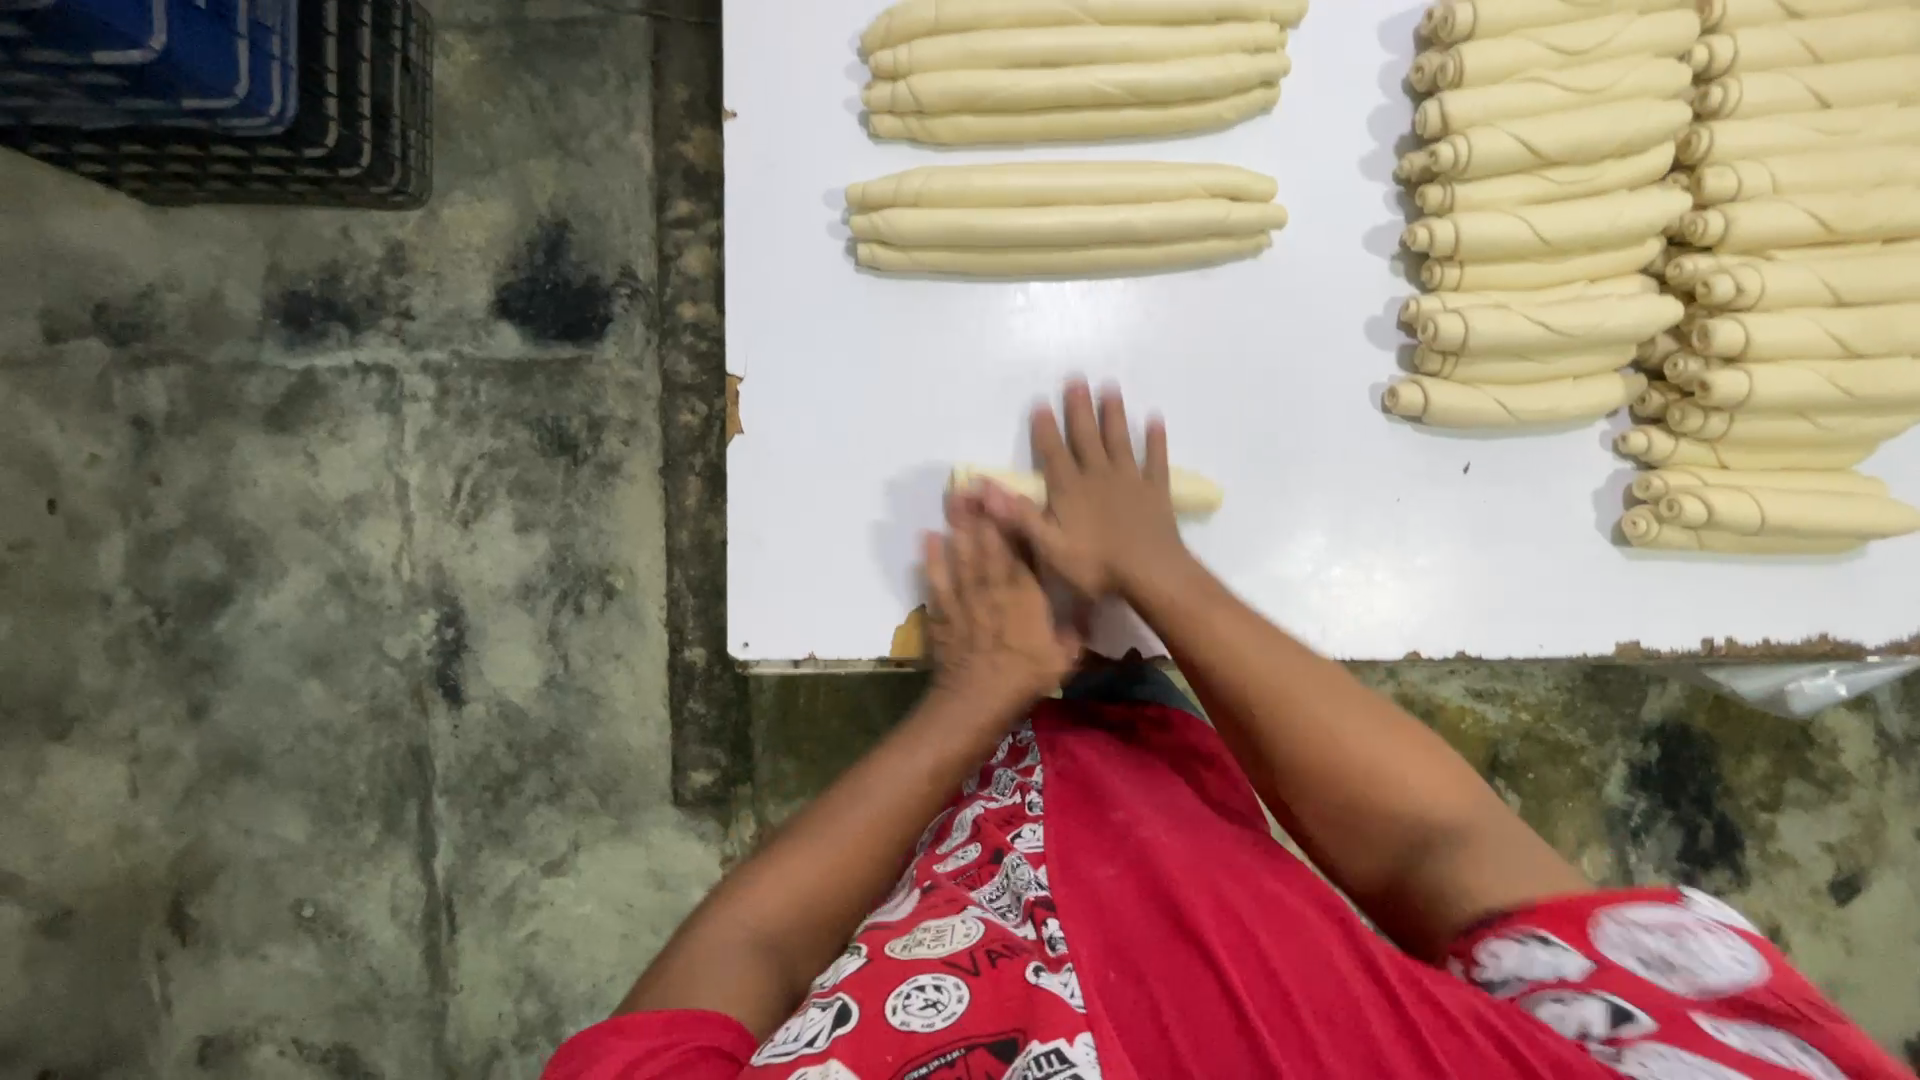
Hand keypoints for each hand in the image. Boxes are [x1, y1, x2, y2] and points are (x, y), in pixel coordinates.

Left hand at [924, 490, 1081, 707]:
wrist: (977, 700)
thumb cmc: (1024, 678)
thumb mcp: (1064, 658)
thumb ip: (1074, 631)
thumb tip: (1087, 611)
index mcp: (1027, 593)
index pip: (1023, 549)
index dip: (1016, 520)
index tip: (1010, 495)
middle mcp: (995, 586)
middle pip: (988, 542)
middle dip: (982, 511)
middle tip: (974, 483)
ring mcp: (966, 597)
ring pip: (962, 553)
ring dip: (958, 524)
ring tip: (954, 497)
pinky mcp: (943, 612)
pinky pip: (936, 579)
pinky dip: (931, 557)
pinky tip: (927, 536)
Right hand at [979, 377, 1188, 598]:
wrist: (1151, 574)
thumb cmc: (1095, 565)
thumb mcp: (1048, 547)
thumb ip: (1019, 515)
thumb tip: (984, 489)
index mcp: (1069, 490)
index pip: (1052, 452)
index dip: (1045, 428)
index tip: (1041, 402)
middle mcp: (1098, 476)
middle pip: (1086, 436)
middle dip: (1079, 408)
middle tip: (1076, 378)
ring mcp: (1130, 480)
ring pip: (1119, 440)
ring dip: (1113, 413)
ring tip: (1110, 387)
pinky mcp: (1156, 491)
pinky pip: (1155, 459)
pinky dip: (1155, 439)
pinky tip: (1155, 420)